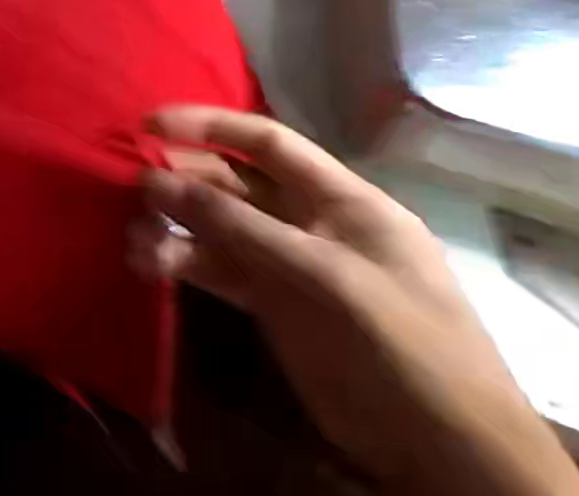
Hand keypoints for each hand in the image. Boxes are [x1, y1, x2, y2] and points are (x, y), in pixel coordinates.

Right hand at [133, 106, 578, 495]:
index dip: (209, 125)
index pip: (267, 141)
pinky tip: (148, 264)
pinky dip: (182, 262)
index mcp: (341, 197)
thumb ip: (240, 225)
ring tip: (134, 236)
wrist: (445, 455)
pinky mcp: (270, 302)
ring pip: (219, 227)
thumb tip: (156, 179)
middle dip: (183, 178)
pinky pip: (217, 269)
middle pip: (235, 182)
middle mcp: (310, 219)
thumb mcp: (322, 274)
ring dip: (175, 225)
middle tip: (133, 183)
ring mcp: (288, 262)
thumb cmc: (400, 343)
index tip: (151, 124)